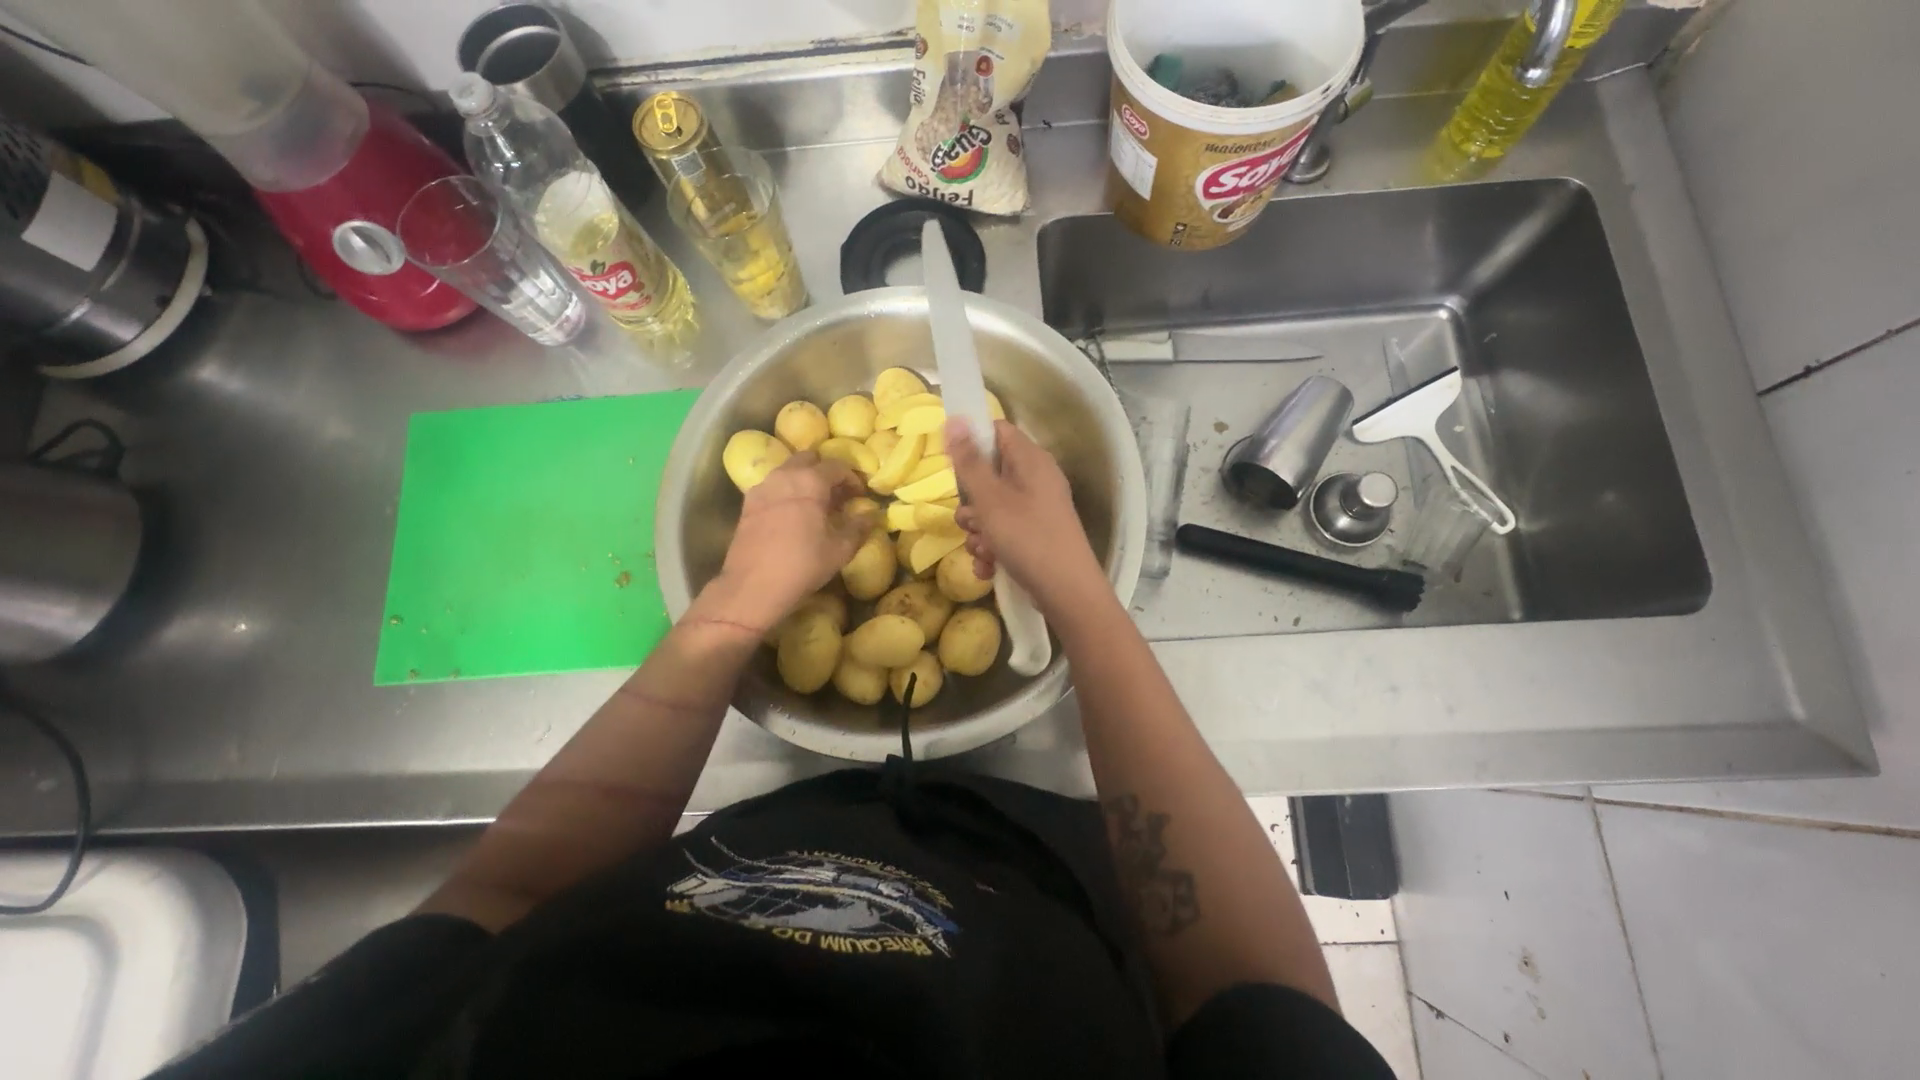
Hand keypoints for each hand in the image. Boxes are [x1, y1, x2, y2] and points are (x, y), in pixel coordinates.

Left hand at [709, 453, 869, 631]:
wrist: (752, 586)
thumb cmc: (802, 565)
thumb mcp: (840, 550)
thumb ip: (858, 527)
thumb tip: (871, 516)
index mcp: (810, 481)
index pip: (837, 466)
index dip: (852, 479)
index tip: (860, 497)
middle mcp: (784, 476)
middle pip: (808, 459)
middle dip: (825, 472)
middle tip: (837, 495)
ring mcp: (762, 488)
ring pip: (787, 471)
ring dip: (804, 480)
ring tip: (814, 505)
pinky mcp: (747, 504)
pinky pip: (772, 487)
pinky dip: (786, 492)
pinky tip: (791, 515)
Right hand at [947, 418, 1105, 609]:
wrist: (1067, 592)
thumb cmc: (1028, 538)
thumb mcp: (991, 500)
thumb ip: (970, 461)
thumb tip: (955, 419)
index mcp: (1031, 461)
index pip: (997, 432)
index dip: (973, 443)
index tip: (954, 467)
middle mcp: (1036, 481)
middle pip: (990, 476)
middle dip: (972, 504)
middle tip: (972, 521)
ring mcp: (1038, 510)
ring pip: (992, 511)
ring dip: (979, 533)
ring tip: (984, 551)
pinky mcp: (1036, 536)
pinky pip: (1004, 534)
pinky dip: (993, 550)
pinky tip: (990, 568)